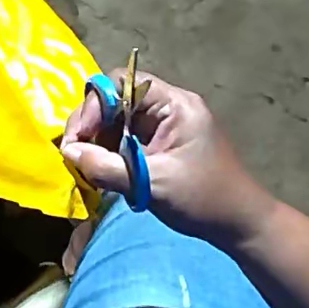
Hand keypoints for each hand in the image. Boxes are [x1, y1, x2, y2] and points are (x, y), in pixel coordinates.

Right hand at [60, 70, 277, 246]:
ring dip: (98, 139)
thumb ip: (108, 167)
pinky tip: (101, 170)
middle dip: (92, 124)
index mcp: (175, 104)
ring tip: (86, 165)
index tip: (78, 137)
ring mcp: (165, 124)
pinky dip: (110, 150)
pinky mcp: (161, 143)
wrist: (240, 225)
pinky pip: (126, 136)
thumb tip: (68, 151)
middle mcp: (169, 106)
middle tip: (74, 153)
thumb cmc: (204, 200)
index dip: (95, 106)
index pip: (123, 83)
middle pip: (117, 99)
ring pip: (118, 119)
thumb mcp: (153, 184)